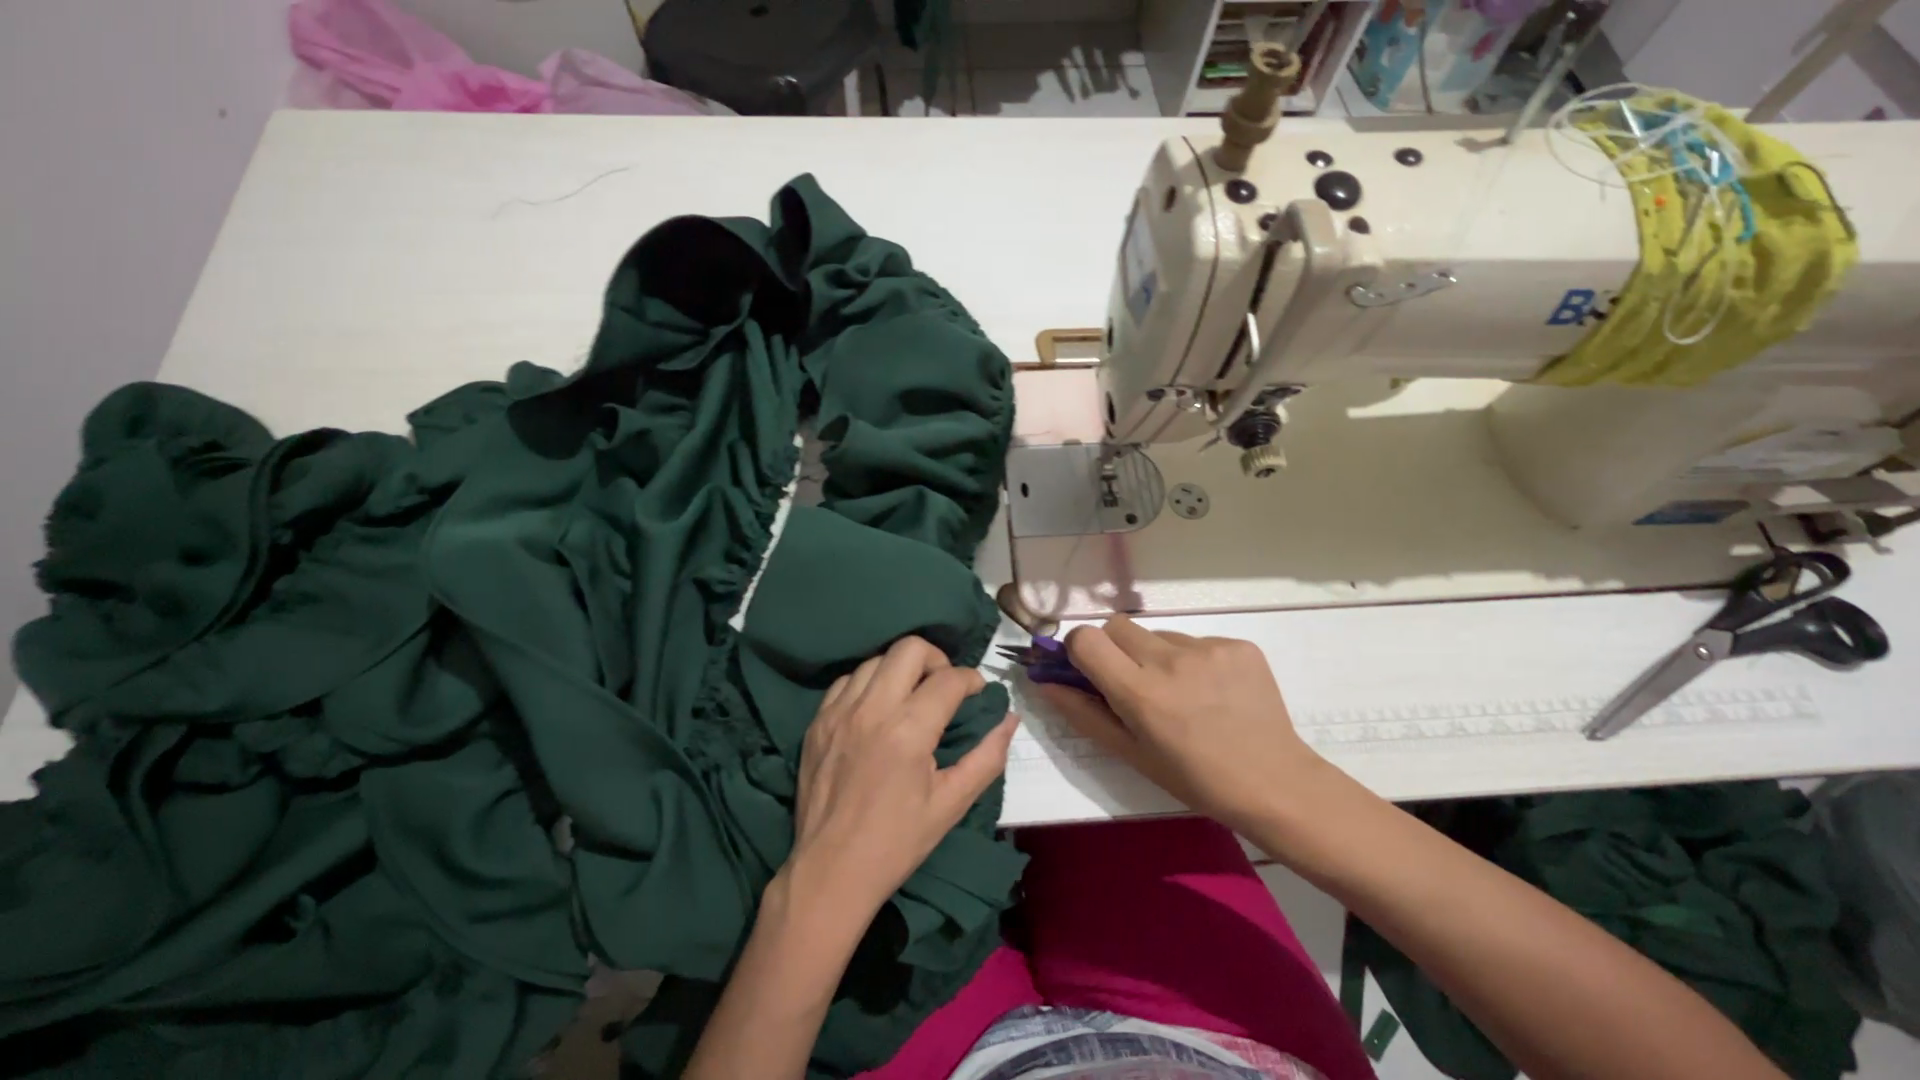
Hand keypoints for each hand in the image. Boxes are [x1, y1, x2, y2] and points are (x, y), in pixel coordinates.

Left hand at [784, 636, 1018, 923]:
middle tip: (945, 687)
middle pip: (909, 649)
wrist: (831, 871)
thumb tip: (1009, 719)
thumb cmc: (897, 843)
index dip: (972, 680)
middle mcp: (871, 710)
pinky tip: (877, 709)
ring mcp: (838, 713)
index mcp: (908, 731)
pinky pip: (846, 682)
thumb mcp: (951, 804)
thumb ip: (986, 757)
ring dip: (901, 670)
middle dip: (937, 659)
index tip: (978, 694)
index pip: (949, 679)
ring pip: (875, 660)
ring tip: (911, 696)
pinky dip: (868, 684)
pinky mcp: (816, 723)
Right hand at [1038, 615, 1324, 831]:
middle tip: (1134, 684)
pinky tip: (1213, 693)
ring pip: (1159, 635)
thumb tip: (1045, 681)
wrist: (1273, 782)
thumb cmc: (1194, 779)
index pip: (1086, 638)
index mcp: (1140, 693)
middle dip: (1115, 650)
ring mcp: (1209, 649)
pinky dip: (1194, 661)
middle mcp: (1171, 661)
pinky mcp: (1238, 645)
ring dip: (1157, 657)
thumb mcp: (1131, 754)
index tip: (1089, 671)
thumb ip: (1084, 713)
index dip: (1080, 651)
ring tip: (1183, 695)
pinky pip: (1197, 641)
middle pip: (1118, 626)